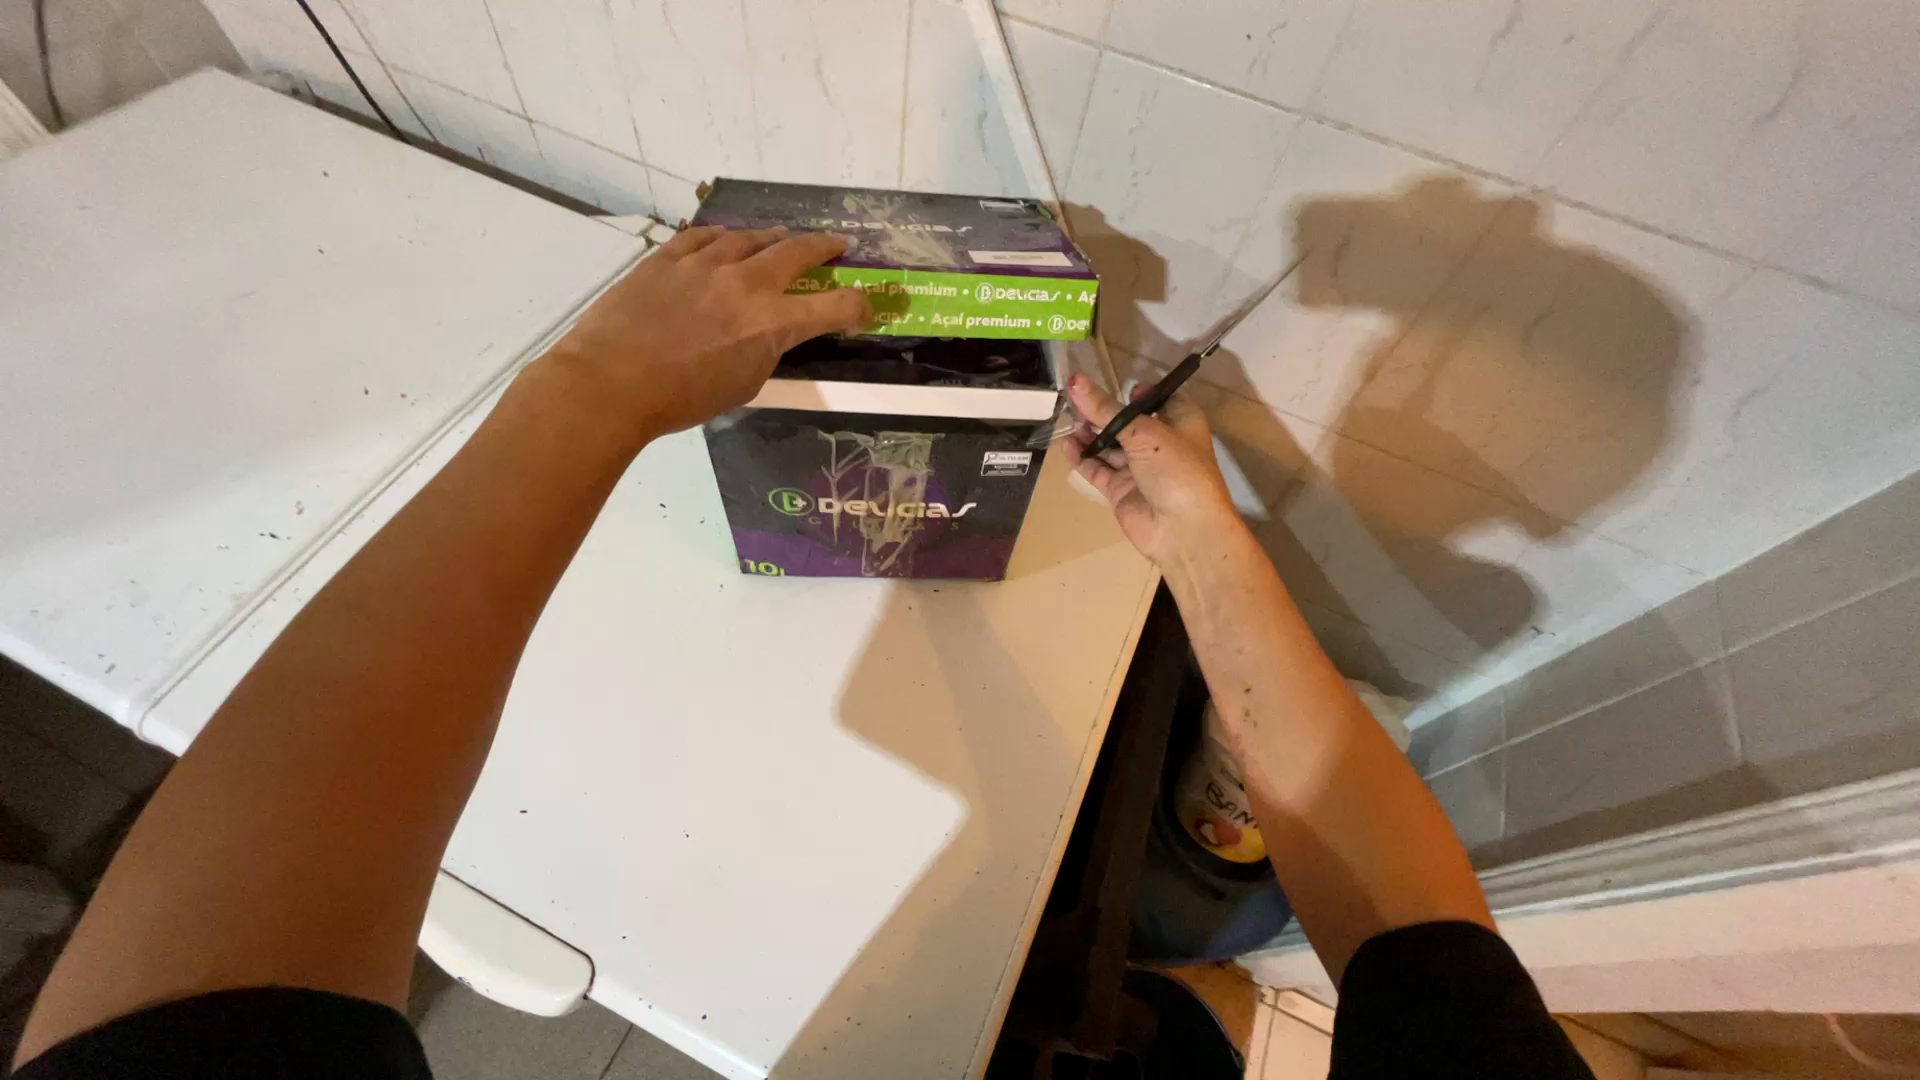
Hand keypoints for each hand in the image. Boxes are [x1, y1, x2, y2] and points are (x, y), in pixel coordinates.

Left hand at [538, 226, 871, 443]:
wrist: (612, 381)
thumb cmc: (684, 398)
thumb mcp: (744, 384)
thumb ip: (766, 350)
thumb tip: (769, 332)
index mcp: (773, 321)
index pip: (835, 307)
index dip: (859, 306)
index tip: (867, 308)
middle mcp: (747, 282)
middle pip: (797, 252)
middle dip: (824, 247)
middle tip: (836, 245)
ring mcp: (705, 264)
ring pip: (750, 237)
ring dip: (773, 238)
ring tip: (782, 239)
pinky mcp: (668, 257)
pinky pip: (705, 237)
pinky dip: (726, 238)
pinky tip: (728, 239)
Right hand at [1063, 374, 1242, 570]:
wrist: (1184, 530)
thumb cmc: (1177, 470)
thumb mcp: (1143, 432)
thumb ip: (1105, 409)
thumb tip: (1075, 380)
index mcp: (1180, 422)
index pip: (1162, 399)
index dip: (1142, 392)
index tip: (1119, 387)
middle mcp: (1161, 444)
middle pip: (1128, 422)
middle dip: (1104, 411)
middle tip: (1075, 399)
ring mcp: (1140, 469)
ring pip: (1110, 446)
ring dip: (1090, 433)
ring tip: (1066, 419)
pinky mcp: (1121, 490)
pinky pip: (1098, 469)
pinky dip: (1083, 458)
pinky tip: (1067, 445)